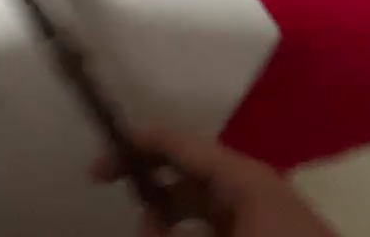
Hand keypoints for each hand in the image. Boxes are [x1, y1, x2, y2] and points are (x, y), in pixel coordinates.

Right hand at [95, 130, 337, 236]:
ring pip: (201, 200)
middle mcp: (251, 183)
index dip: (131, 147)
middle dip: (150, 191)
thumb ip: (170, 228)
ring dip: (171, 217)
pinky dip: (195, 229)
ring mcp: (265, 210)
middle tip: (124, 212)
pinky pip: (221, 222)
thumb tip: (146, 229)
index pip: (174, 141)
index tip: (97, 171)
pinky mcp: (272, 230)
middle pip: (184, 169)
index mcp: (240, 174)